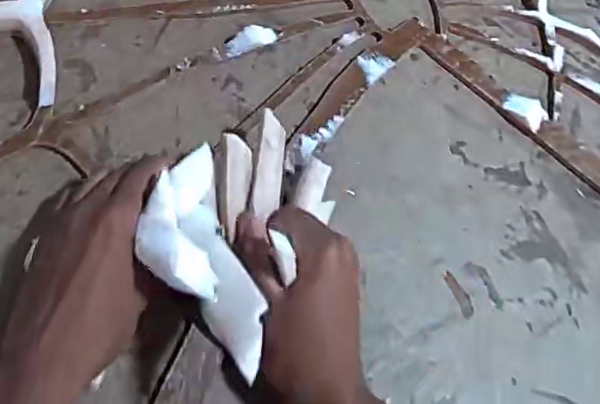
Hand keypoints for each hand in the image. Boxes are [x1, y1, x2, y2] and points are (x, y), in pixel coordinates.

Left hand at [0, 159, 168, 403]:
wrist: (38, 362)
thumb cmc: (96, 328)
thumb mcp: (140, 295)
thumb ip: (155, 257)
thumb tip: (169, 242)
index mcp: (115, 218)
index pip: (140, 172)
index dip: (159, 164)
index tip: (172, 167)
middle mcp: (87, 210)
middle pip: (115, 173)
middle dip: (137, 172)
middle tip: (154, 184)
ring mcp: (60, 222)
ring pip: (89, 181)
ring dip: (111, 181)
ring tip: (124, 194)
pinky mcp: (42, 237)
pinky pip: (67, 199)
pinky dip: (84, 194)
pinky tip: (91, 209)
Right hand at [236, 208, 376, 403]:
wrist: (330, 392)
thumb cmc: (297, 349)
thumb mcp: (268, 304)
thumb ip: (257, 258)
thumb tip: (247, 219)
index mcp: (326, 245)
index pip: (288, 213)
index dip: (265, 231)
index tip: (253, 259)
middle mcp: (344, 243)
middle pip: (302, 225)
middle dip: (279, 244)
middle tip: (263, 277)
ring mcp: (351, 259)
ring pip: (311, 240)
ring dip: (292, 256)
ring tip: (278, 290)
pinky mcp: (352, 276)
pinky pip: (323, 255)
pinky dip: (306, 265)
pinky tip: (297, 296)